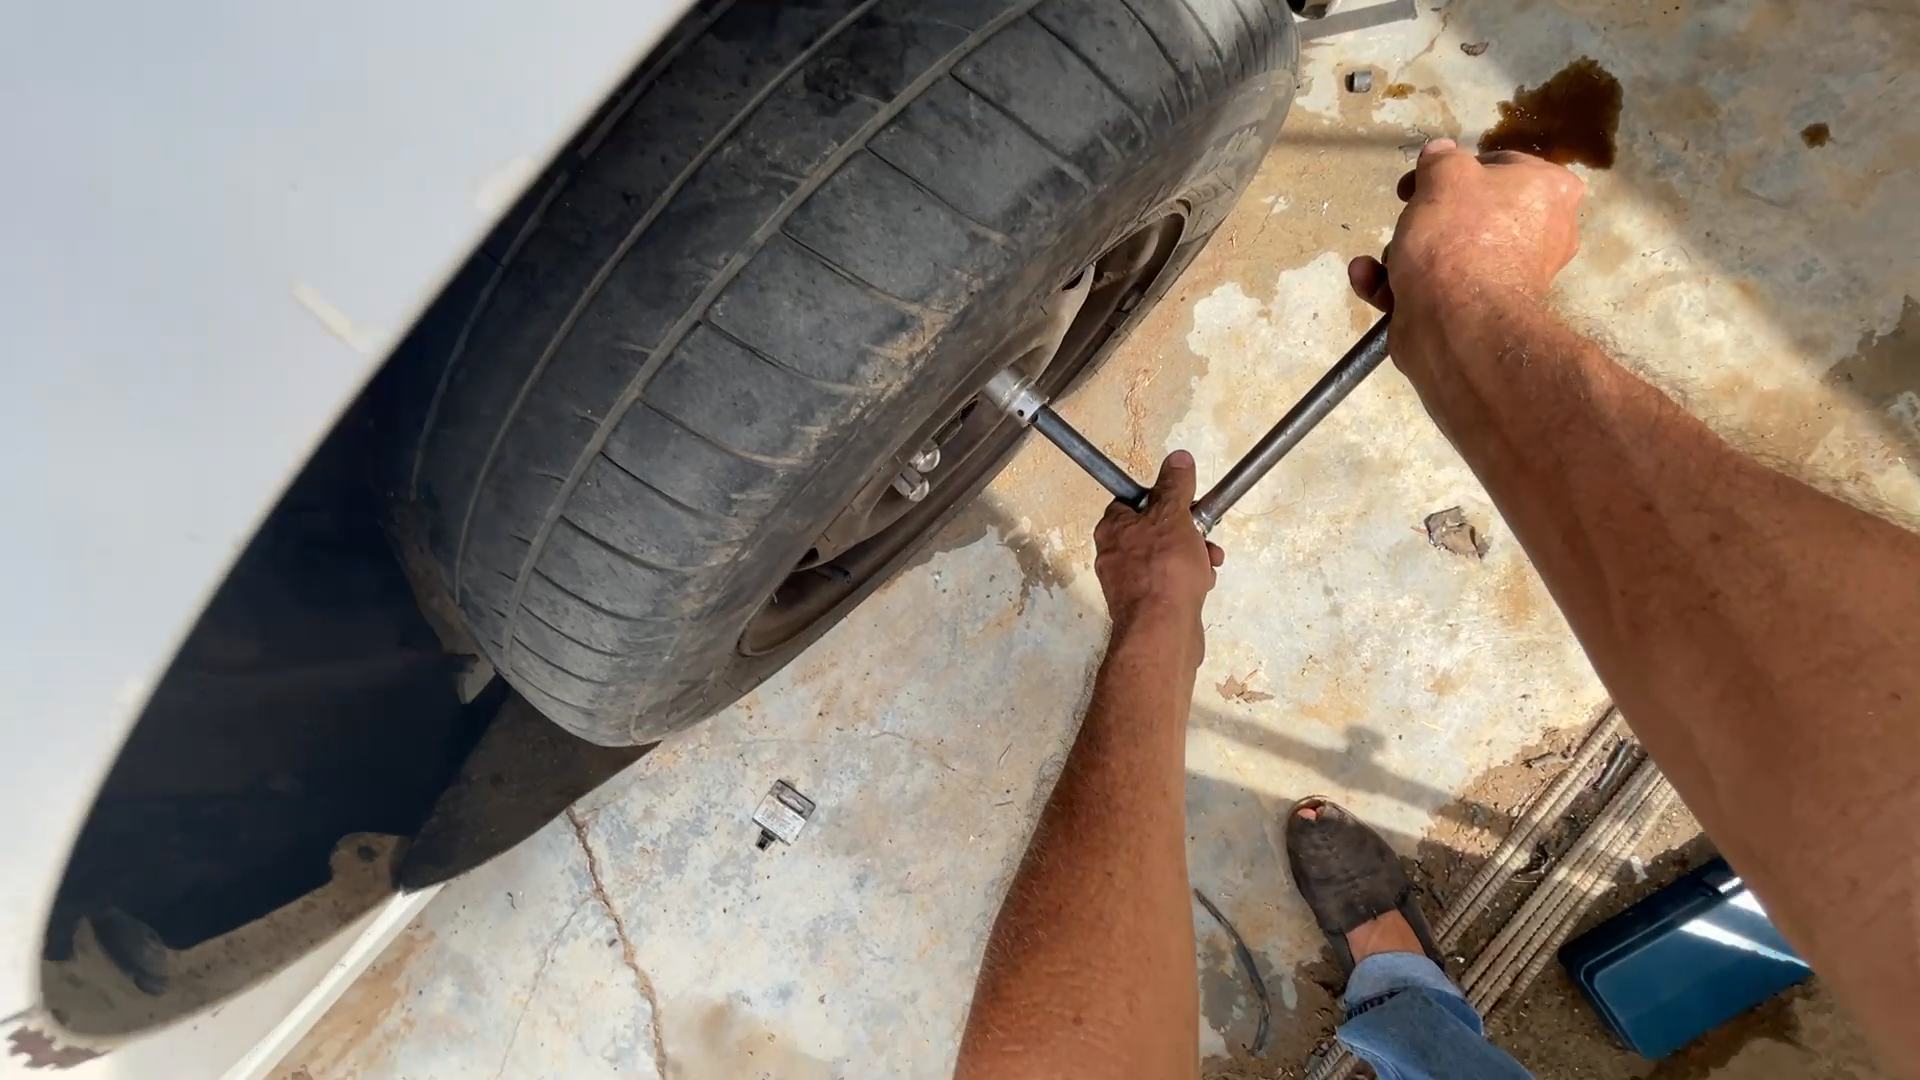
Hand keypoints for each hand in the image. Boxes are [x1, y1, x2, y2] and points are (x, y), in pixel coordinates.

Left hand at [1092, 451, 1224, 647]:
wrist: (1162, 631)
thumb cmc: (1165, 568)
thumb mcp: (1173, 516)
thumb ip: (1175, 487)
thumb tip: (1178, 459)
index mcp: (1112, 528)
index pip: (1133, 501)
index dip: (1162, 499)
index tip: (1186, 504)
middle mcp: (1114, 554)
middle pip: (1154, 529)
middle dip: (1186, 531)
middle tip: (1205, 535)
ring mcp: (1128, 582)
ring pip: (1165, 557)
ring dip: (1193, 555)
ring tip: (1210, 562)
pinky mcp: (1144, 605)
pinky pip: (1168, 582)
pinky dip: (1187, 580)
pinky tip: (1202, 585)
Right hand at [1348, 139, 1585, 388]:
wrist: (1455, 322)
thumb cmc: (1458, 240)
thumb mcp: (1445, 179)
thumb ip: (1440, 161)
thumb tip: (1440, 153)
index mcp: (1548, 191)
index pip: (1499, 166)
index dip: (1453, 171)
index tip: (1417, 183)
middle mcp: (1537, 234)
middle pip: (1468, 215)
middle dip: (1422, 220)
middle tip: (1400, 219)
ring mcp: (1503, 278)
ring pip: (1443, 255)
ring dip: (1399, 255)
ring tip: (1373, 261)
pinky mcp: (1469, 312)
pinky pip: (1429, 288)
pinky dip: (1395, 284)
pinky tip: (1367, 279)